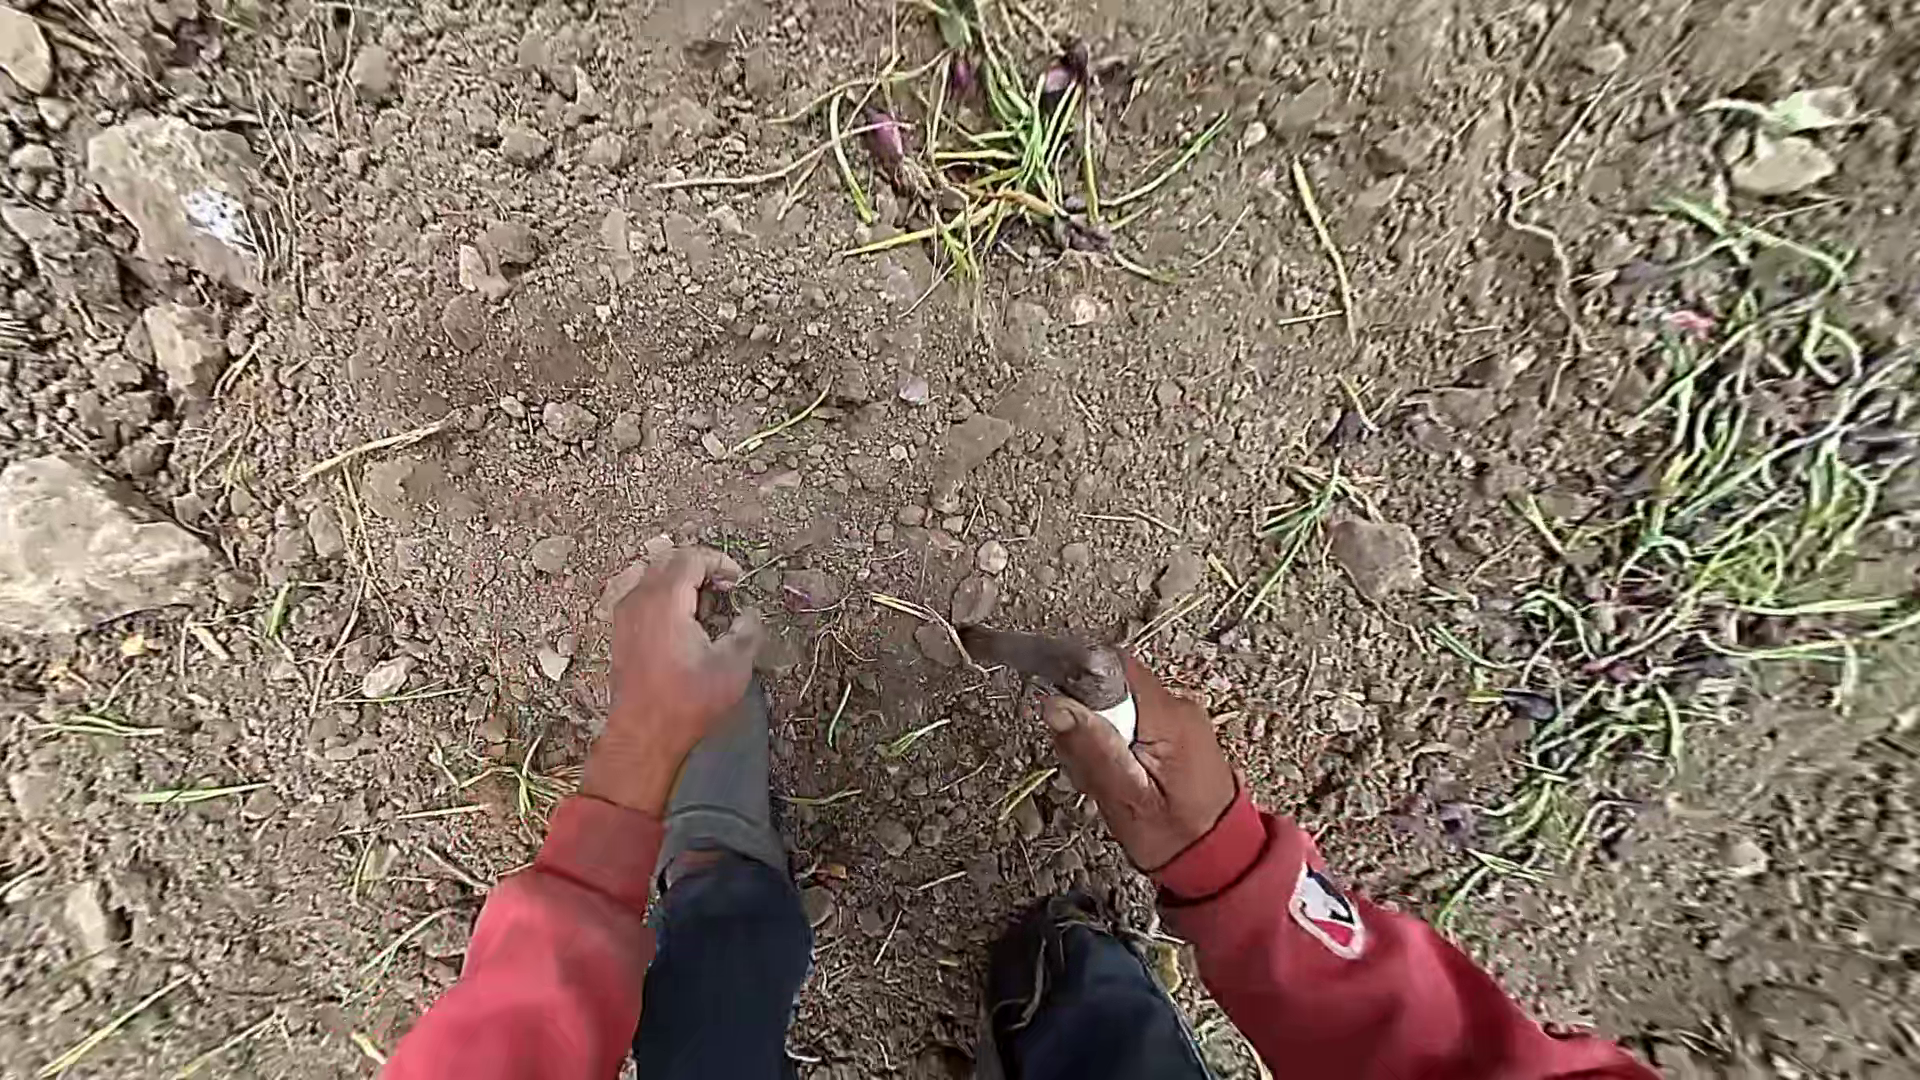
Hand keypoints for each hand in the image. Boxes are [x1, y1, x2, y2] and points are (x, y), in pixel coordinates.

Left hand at [580, 547, 762, 816]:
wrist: (644, 735)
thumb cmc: (690, 698)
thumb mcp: (734, 663)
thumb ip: (747, 629)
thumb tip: (748, 615)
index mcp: (664, 601)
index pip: (690, 558)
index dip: (719, 562)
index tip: (738, 581)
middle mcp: (638, 600)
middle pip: (668, 561)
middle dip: (701, 567)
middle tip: (726, 587)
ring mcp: (625, 616)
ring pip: (653, 576)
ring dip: (683, 581)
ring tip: (708, 603)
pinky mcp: (622, 632)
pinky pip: (644, 595)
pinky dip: (668, 595)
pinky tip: (686, 621)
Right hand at [1043, 654, 1235, 870]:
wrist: (1223, 864)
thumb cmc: (1178, 840)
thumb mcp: (1127, 800)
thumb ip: (1092, 749)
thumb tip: (1055, 705)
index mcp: (1168, 718)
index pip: (1112, 667)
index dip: (1077, 682)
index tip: (1062, 714)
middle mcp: (1177, 706)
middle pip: (1109, 684)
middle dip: (1085, 717)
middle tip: (1084, 762)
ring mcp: (1178, 715)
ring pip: (1116, 701)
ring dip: (1097, 732)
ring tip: (1103, 775)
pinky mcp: (1175, 727)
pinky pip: (1131, 716)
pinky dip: (1114, 739)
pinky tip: (1118, 772)